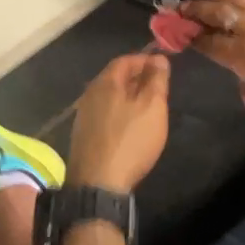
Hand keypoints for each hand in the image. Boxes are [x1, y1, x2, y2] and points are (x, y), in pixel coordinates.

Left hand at [68, 53, 169, 191]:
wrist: (97, 186)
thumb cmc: (130, 140)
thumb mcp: (152, 107)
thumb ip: (157, 80)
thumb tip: (159, 58)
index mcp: (105, 83)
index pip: (125, 61)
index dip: (144, 60)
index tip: (162, 67)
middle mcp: (90, 95)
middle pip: (115, 79)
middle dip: (137, 78)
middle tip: (157, 87)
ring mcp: (83, 117)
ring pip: (109, 98)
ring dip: (127, 97)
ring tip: (146, 107)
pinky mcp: (82, 138)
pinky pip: (104, 115)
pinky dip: (118, 114)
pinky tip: (129, 128)